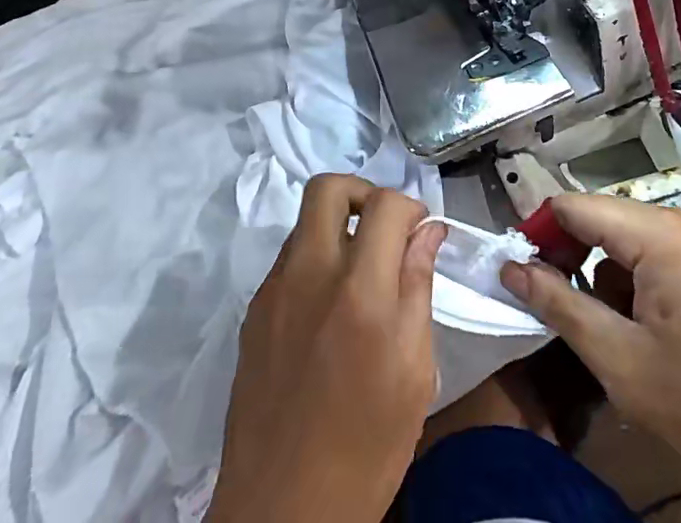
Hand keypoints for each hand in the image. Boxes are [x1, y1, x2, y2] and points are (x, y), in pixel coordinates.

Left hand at [208, 175, 445, 522]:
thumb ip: (418, 288)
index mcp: (359, 292)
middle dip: (363, 193)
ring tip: (361, 274)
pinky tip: (330, 307)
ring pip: (304, 222)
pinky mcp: (253, 310)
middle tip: (386, 229)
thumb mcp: (415, 372)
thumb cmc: (368, 446)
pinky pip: (288, 260)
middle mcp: (309, 274)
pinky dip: (315, 261)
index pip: (384, 204)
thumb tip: (427, 232)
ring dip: (337, 228)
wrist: (283, 502)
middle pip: (327, 188)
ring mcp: (273, 290)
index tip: (422, 234)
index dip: (411, 207)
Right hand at [500, 195, 680, 522]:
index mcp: (657, 235)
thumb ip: (559, 305)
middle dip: (567, 257)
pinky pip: (653, 257)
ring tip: (603, 332)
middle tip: (551, 308)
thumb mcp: (622, 361)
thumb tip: (510, 269)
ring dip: (599, 276)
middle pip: (597, 219)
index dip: (536, 235)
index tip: (517, 276)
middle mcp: (680, 223)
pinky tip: (642, 334)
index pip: (571, 206)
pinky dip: (631, 285)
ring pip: (622, 241)